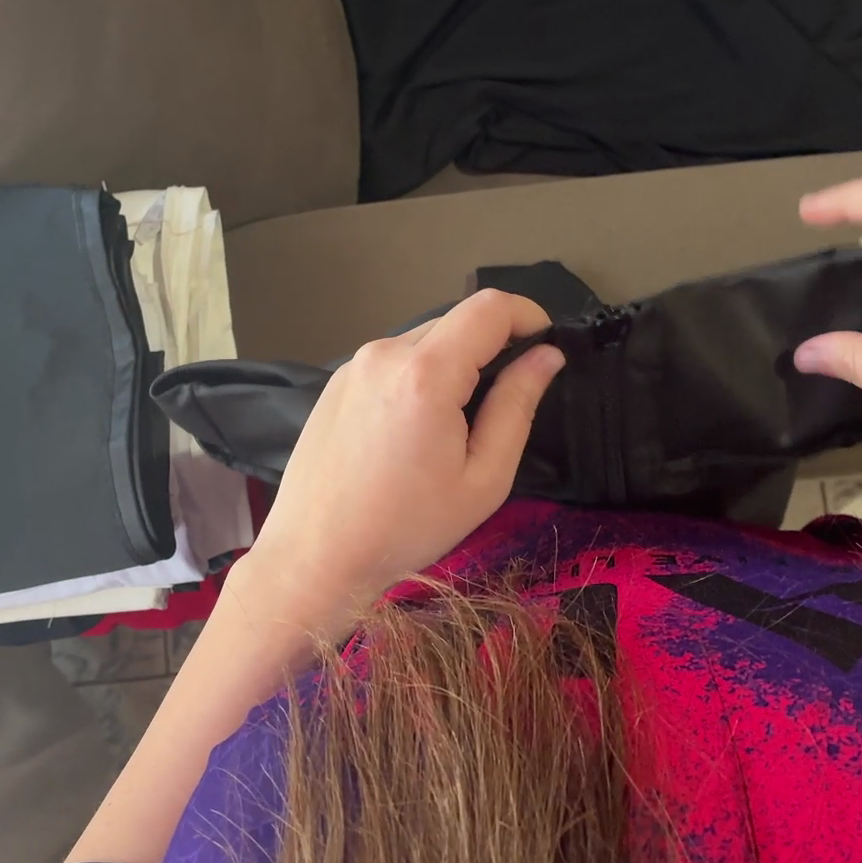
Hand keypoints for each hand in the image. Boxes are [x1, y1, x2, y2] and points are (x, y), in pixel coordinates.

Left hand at [240, 290, 565, 617]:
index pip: (489, 307)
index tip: (545, 343)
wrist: (315, 555)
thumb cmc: (406, 526)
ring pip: (422, 342)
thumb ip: (517, 406)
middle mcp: (385, 354)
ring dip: (451, 364)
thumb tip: (546, 356)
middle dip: (490, 346)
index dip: (528, 314)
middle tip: (501, 403)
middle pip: (455, 321)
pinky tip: (410, 431)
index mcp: (426, 373)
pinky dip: (417, 377)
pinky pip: (392, 362)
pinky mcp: (335, 382)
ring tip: (451, 427)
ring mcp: (354, 365)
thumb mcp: (483, 478)